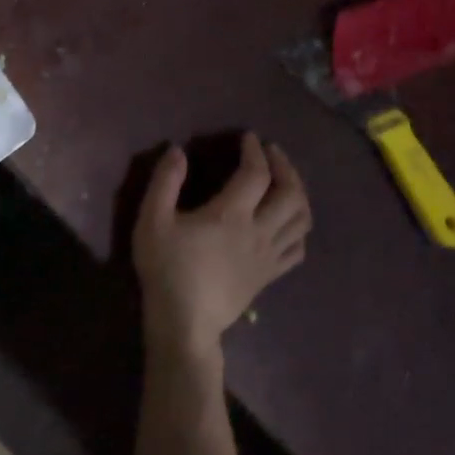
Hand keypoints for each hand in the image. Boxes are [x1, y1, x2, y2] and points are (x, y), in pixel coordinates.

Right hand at [133, 133, 310, 354]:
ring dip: (299, 194)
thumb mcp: (151, 218)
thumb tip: (176, 150)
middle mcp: (259, 232)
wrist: (185, 317)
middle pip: (291, 195)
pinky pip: (298, 247)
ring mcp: (269, 256)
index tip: (248, 136)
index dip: (255, 152)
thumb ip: (165, 181)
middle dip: (286, 168)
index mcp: (231, 215)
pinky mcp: (270, 274)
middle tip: (272, 152)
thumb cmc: (165, 264)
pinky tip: (288, 221)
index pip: (255, 175)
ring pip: (302, 220)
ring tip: (286, 180)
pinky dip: (299, 227)